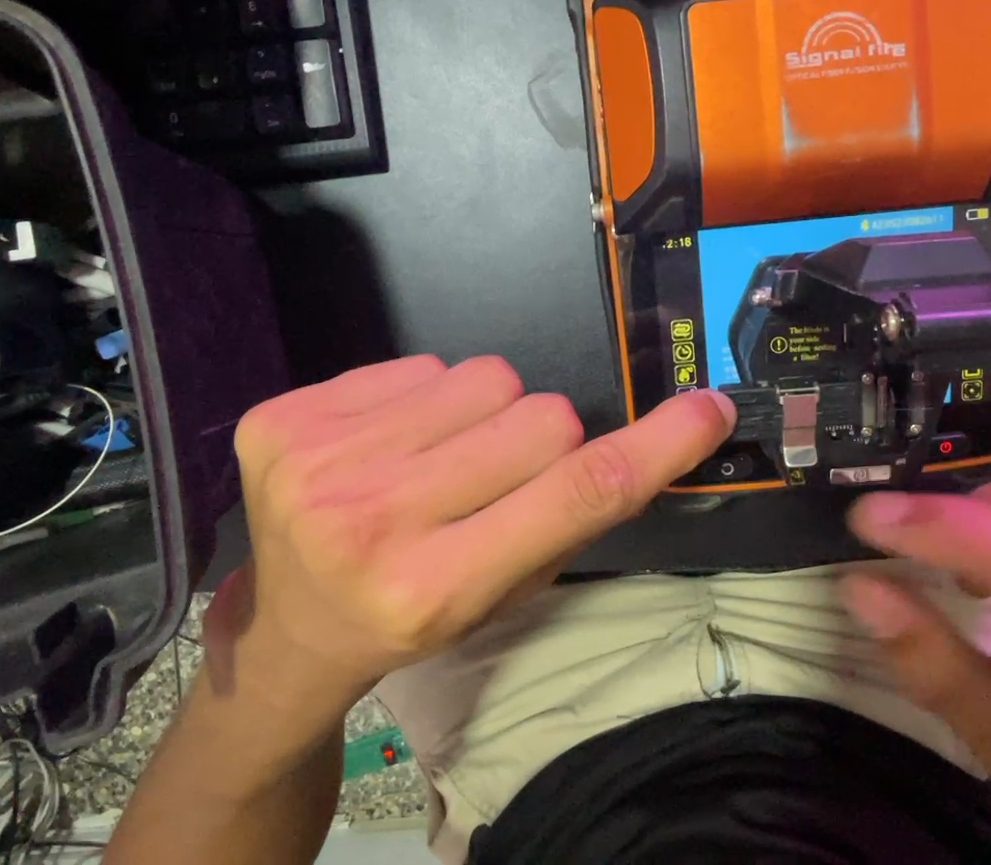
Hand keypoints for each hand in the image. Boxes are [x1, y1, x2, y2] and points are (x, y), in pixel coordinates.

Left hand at [209, 355, 735, 703]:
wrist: (289, 628)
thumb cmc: (413, 619)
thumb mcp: (502, 599)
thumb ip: (569, 521)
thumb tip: (650, 438)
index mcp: (434, 588)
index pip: (573, 495)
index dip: (654, 447)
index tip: (706, 410)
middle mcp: (372, 520)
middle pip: (540, 416)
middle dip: (543, 440)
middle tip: (501, 477)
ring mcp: (318, 461)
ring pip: (483, 374)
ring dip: (484, 411)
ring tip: (441, 457)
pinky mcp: (284, 417)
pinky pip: (418, 362)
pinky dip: (425, 397)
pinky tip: (390, 443)